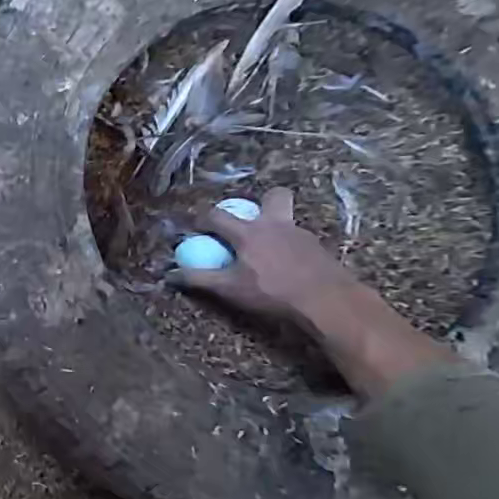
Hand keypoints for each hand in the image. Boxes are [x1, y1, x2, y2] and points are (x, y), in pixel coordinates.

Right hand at [168, 187, 455, 400]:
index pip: (217, 215)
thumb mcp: (229, 288)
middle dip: (262, 203)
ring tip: (267, 251)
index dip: (202, 219)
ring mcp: (301, 235)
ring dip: (275, 228)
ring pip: (287, 220)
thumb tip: (170, 274)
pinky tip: (287, 268)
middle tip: (250, 223)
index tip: (196, 228)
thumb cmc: (272, 292)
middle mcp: (275, 225)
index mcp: (248, 232)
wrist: (328, 301)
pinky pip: (300, 240)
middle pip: (273, 197)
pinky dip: (290, 248)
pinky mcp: (319, 249)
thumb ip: (199, 279)